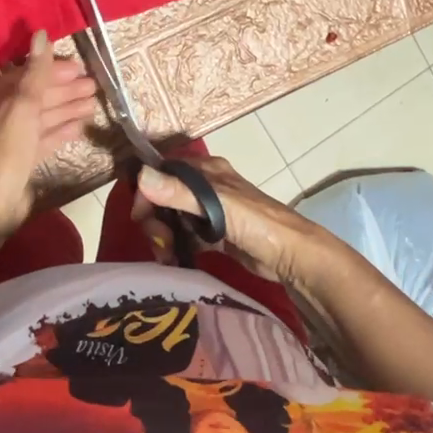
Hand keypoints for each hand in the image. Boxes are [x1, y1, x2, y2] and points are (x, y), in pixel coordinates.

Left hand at [0, 30, 98, 237]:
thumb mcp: (21, 108)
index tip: (79, 68)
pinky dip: (61, 132)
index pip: (24, 77)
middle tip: (94, 86)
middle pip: (35, 98)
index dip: (51, 71)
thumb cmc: (4, 152)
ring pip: (42, 119)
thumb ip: (35, 73)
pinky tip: (80, 127)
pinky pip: (43, 140)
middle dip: (64, 91)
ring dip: (66, 110)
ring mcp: (10, 142)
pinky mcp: (21, 163)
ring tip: (94, 104)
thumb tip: (41, 34)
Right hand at [132, 154, 332, 287]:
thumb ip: (179, 192)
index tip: (141, 218)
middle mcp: (207, 187)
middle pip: (165, 197)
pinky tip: (175, 261)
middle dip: (156, 220)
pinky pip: (186, 236)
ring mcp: (211, 211)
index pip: (163, 173)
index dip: (147, 192)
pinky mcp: (215, 234)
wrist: (291, 255)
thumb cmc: (257, 223)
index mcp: (207, 171)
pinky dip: (177, 247)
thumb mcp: (216, 205)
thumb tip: (141, 175)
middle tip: (159, 245)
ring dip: (164, 237)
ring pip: (174, 218)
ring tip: (167, 257)